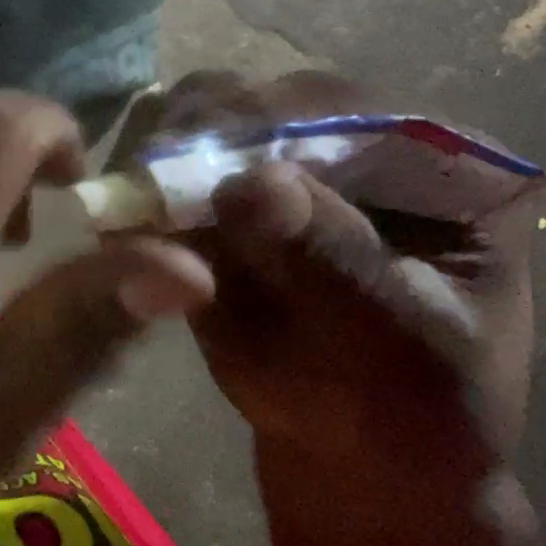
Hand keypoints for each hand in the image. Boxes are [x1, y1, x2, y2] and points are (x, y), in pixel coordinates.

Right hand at [144, 71, 545, 545]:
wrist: (346, 445)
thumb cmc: (405, 396)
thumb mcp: (396, 336)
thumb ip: (333, 258)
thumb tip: (253, 184)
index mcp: (422, 165)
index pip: (340, 107)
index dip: (268, 123)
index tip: (198, 160)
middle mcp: (339, 145)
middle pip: (252, 99)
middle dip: (195, 135)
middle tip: (152, 183)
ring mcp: (263, 162)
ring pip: (190, 118)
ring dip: (155, 156)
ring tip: (138, 207)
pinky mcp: (202, 189)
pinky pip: (153, 160)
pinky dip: (131, 183)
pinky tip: (123, 218)